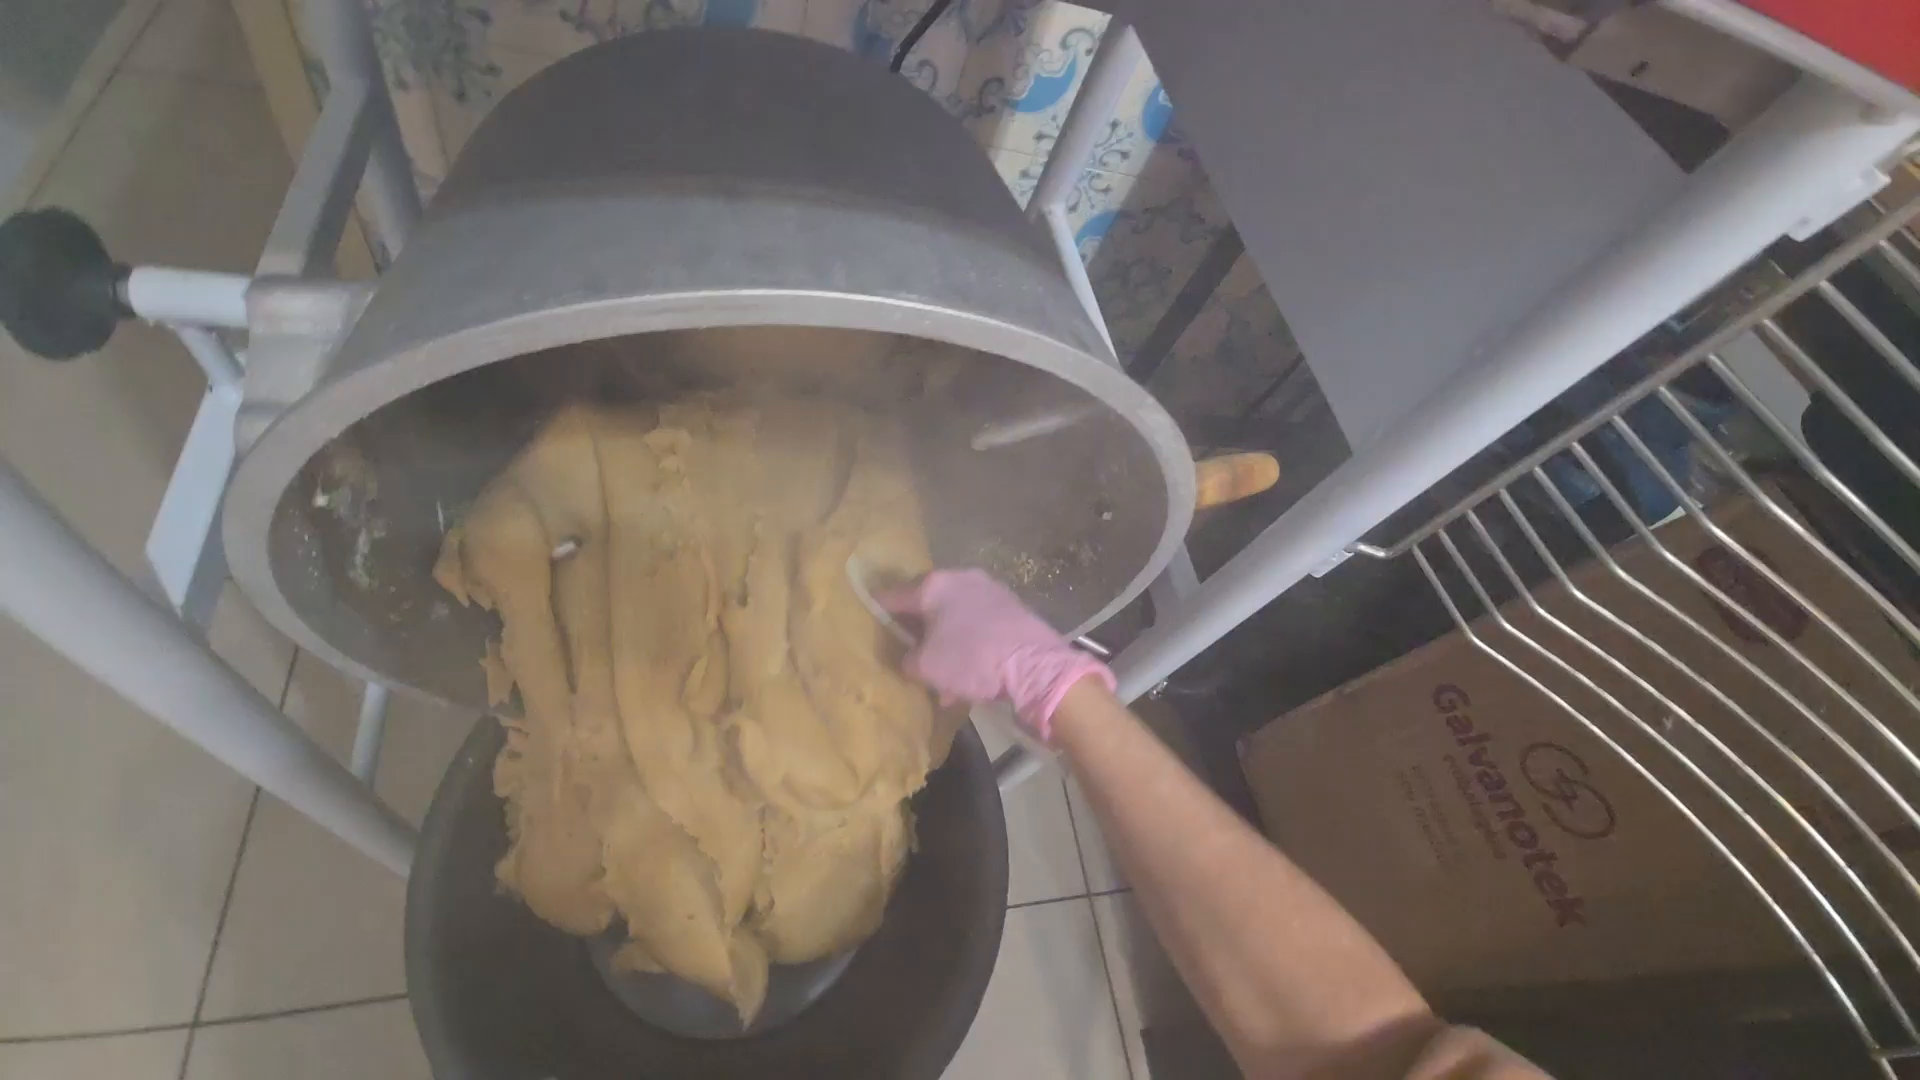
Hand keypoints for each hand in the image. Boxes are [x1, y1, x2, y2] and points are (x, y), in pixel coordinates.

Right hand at [879, 569, 1114, 741]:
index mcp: (935, 585)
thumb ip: (908, 658)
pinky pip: (980, 627)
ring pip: (957, 618)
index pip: (896, 595)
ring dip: (948, 643)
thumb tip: (910, 657)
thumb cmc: (971, 659)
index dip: (880, 608)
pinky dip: (971, 647)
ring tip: (943, 678)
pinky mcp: (1014, 609)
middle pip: (930, 604)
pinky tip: (971, 677)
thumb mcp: (926, 666)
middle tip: (909, 650)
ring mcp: (992, 592)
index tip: (870, 614)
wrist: (1035, 665)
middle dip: (920, 629)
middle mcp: (963, 579)